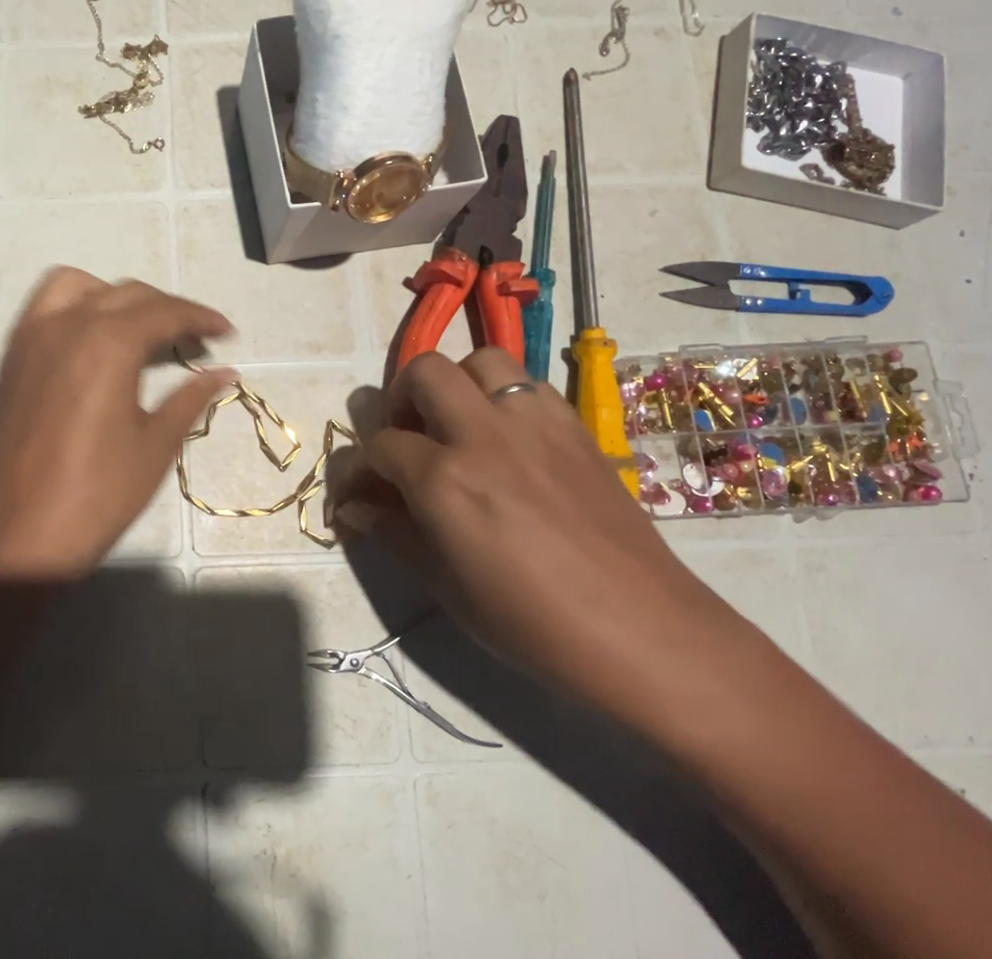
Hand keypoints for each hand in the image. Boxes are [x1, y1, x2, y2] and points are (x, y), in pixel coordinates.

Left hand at [0, 268, 235, 577]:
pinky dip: (76, 308)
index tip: (227, 333)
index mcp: (106, 343)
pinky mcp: (9, 360)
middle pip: (126, 294)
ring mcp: (29, 339)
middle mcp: (64, 324)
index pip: (164, 311)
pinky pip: (45, 309)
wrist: (15, 538)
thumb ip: (189, 400)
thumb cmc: (95, 497)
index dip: (201, 318)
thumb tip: (225, 373)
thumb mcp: (154, 448)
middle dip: (167, 310)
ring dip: (115, 297)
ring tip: (140, 332)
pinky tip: (94, 345)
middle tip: (195, 341)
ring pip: (78, 287)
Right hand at [336, 348, 735, 698]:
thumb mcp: (445, 586)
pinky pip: (530, 386)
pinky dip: (504, 398)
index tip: (357, 491)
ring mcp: (536, 425)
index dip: (358, 467)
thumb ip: (395, 535)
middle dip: (400, 398)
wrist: (636, 630)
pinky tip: (505, 440)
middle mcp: (484, 435)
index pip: (379, 445)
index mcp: (443, 480)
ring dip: (457, 384)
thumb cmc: (527, 622)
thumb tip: (354, 511)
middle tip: (404, 436)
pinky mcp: (576, 430)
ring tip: (456, 425)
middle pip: (425, 373)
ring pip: (483, 361)